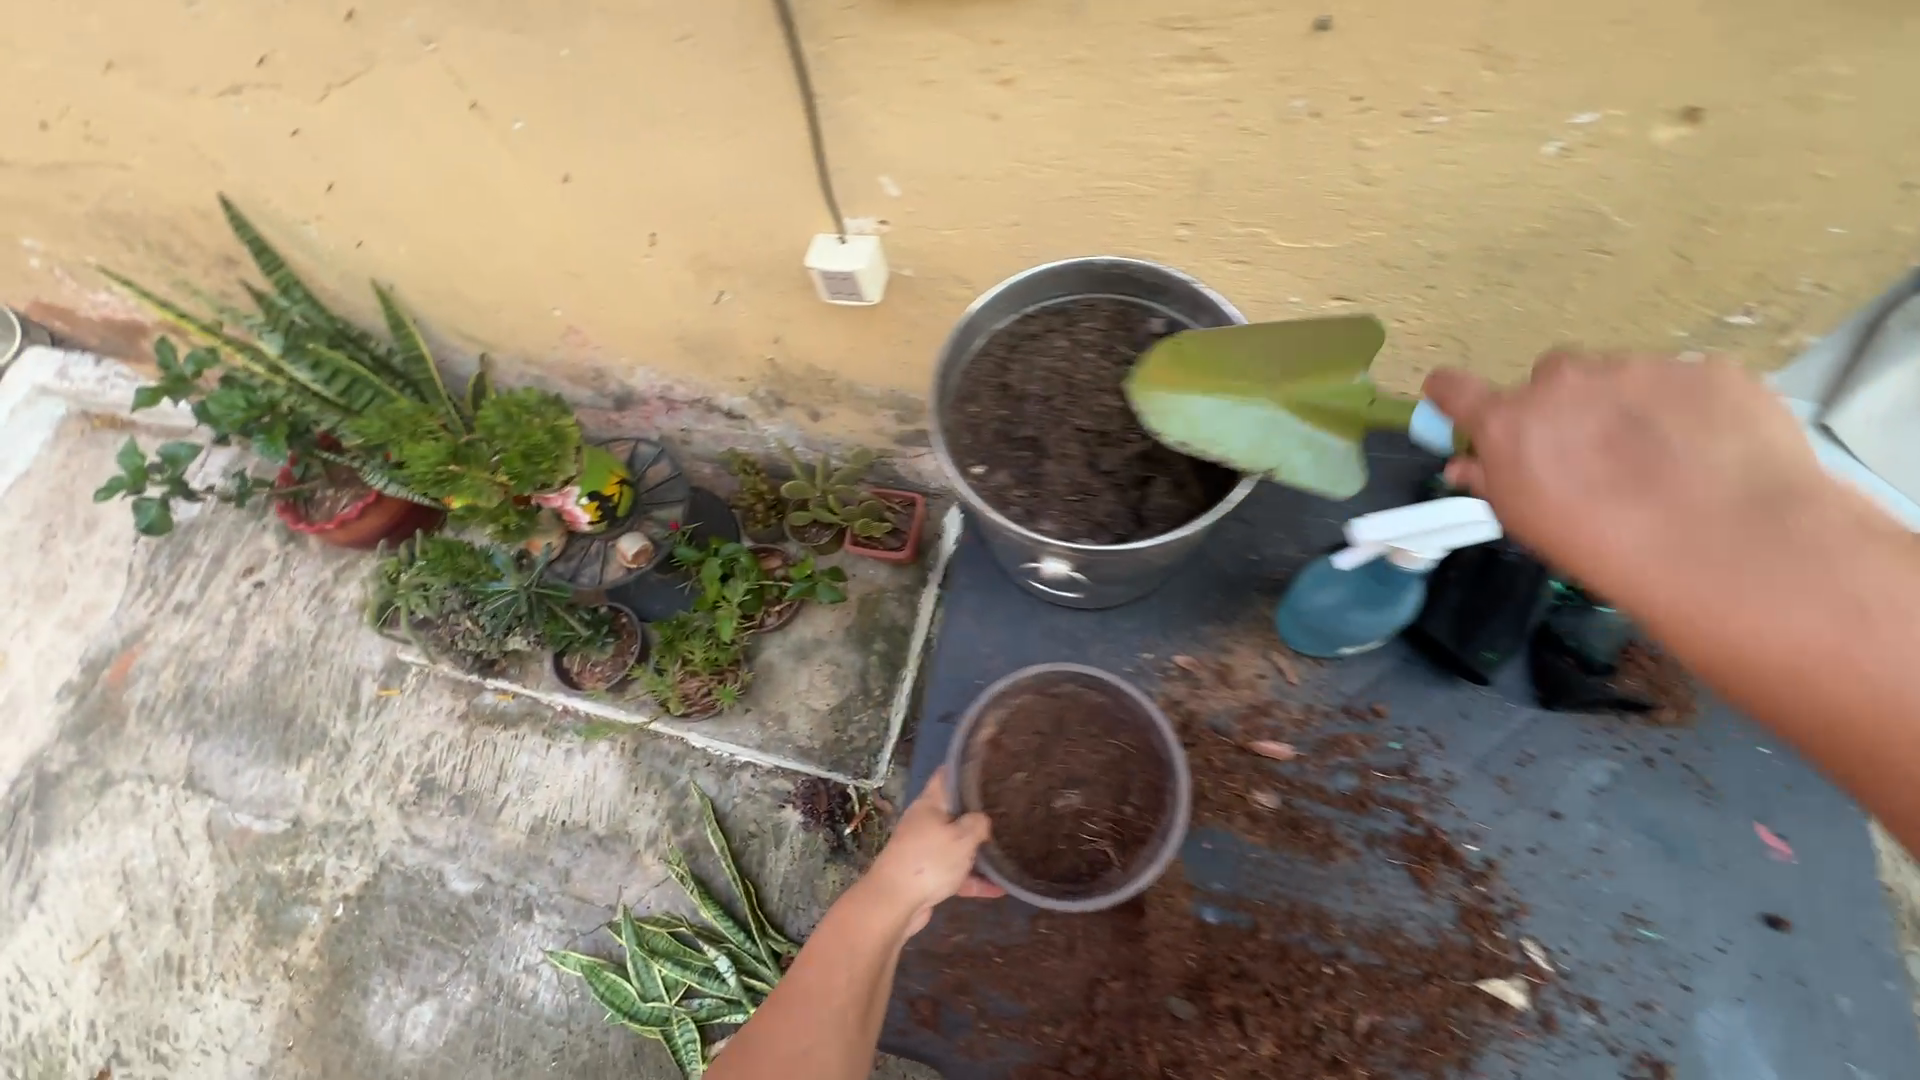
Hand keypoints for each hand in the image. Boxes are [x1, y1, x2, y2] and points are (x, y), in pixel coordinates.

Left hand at [863, 768, 1003, 936]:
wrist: (894, 903)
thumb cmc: (929, 860)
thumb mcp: (962, 837)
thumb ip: (978, 824)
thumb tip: (983, 821)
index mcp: (930, 804)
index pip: (946, 776)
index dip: (965, 769)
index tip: (988, 769)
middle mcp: (925, 823)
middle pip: (954, 812)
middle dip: (978, 813)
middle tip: (1006, 811)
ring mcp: (924, 850)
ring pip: (956, 845)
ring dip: (978, 851)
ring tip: (1007, 850)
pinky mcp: (927, 876)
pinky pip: (956, 873)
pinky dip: (974, 879)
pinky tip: (999, 888)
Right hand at [1423, 351, 1874, 608]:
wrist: (1728, 544)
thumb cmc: (1599, 543)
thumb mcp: (1526, 521)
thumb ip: (1491, 481)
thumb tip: (1468, 464)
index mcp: (1508, 421)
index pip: (1455, 389)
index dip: (1452, 394)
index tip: (1455, 401)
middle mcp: (1564, 382)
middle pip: (1550, 378)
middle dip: (1561, 405)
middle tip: (1587, 450)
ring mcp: (1639, 369)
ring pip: (1619, 377)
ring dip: (1623, 404)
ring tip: (1661, 455)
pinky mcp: (1709, 370)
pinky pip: (1682, 382)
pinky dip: (1684, 408)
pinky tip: (1706, 449)